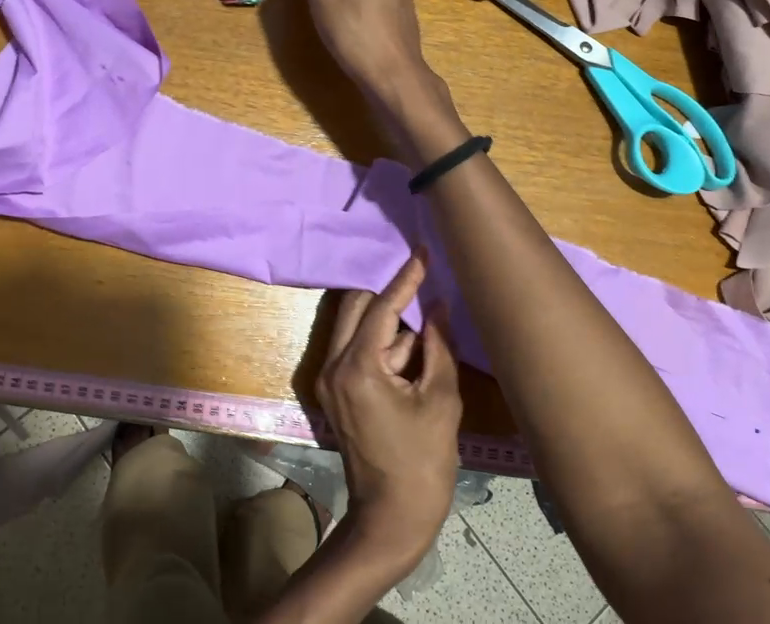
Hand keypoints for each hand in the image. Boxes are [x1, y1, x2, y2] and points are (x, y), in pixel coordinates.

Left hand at [317, 257, 463, 570]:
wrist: (390, 516)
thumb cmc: (423, 462)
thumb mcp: (441, 400)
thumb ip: (438, 346)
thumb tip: (438, 306)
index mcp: (358, 366)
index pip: (382, 307)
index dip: (405, 279)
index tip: (421, 252)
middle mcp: (333, 365)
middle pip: (356, 307)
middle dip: (388, 297)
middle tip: (422, 290)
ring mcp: (329, 379)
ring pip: (355, 329)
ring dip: (388, 328)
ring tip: (425, 348)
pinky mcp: (334, 393)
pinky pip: (354, 351)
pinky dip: (380, 347)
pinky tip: (412, 361)